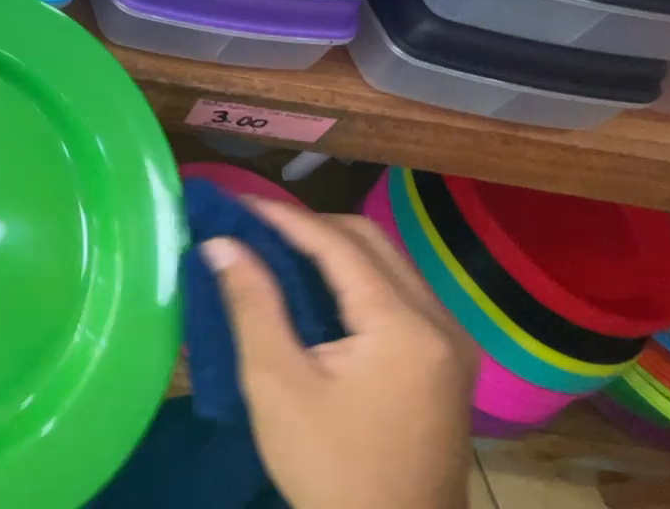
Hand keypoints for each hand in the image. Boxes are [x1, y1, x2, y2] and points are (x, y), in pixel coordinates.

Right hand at [202, 197, 478, 508]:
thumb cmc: (329, 466)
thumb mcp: (276, 382)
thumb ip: (252, 302)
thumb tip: (220, 242)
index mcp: (403, 328)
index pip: (338, 244)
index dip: (281, 216)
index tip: (232, 203)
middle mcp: (440, 325)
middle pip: (371, 242)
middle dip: (308, 224)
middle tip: (250, 224)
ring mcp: (450, 346)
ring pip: (387, 264)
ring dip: (331, 247)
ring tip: (272, 247)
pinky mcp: (444, 364)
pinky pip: (396, 293)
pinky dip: (351, 276)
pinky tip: (311, 286)